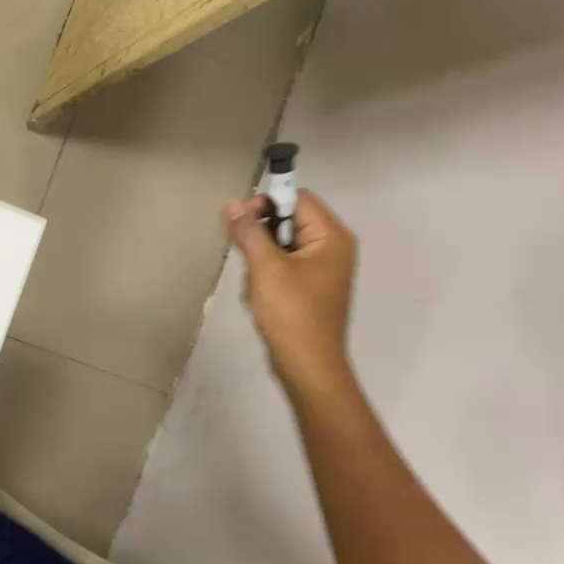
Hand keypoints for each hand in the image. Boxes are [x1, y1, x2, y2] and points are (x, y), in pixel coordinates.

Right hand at [223, 189, 356, 393]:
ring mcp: (322, 270)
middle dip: (261, 239)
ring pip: (280, 248)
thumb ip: (249, 232)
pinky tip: (261, 300)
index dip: (266, 203)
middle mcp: (332, 248)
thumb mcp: (266, 268)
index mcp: (331, 236)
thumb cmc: (292, 313)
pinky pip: (283, 269)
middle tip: (247, 260)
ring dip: (260, 263)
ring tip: (257, 288)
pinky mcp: (310, 289)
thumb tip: (232, 204)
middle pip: (288, 222)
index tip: (239, 222)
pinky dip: (266, 279)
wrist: (307, 365)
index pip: (298, 198)